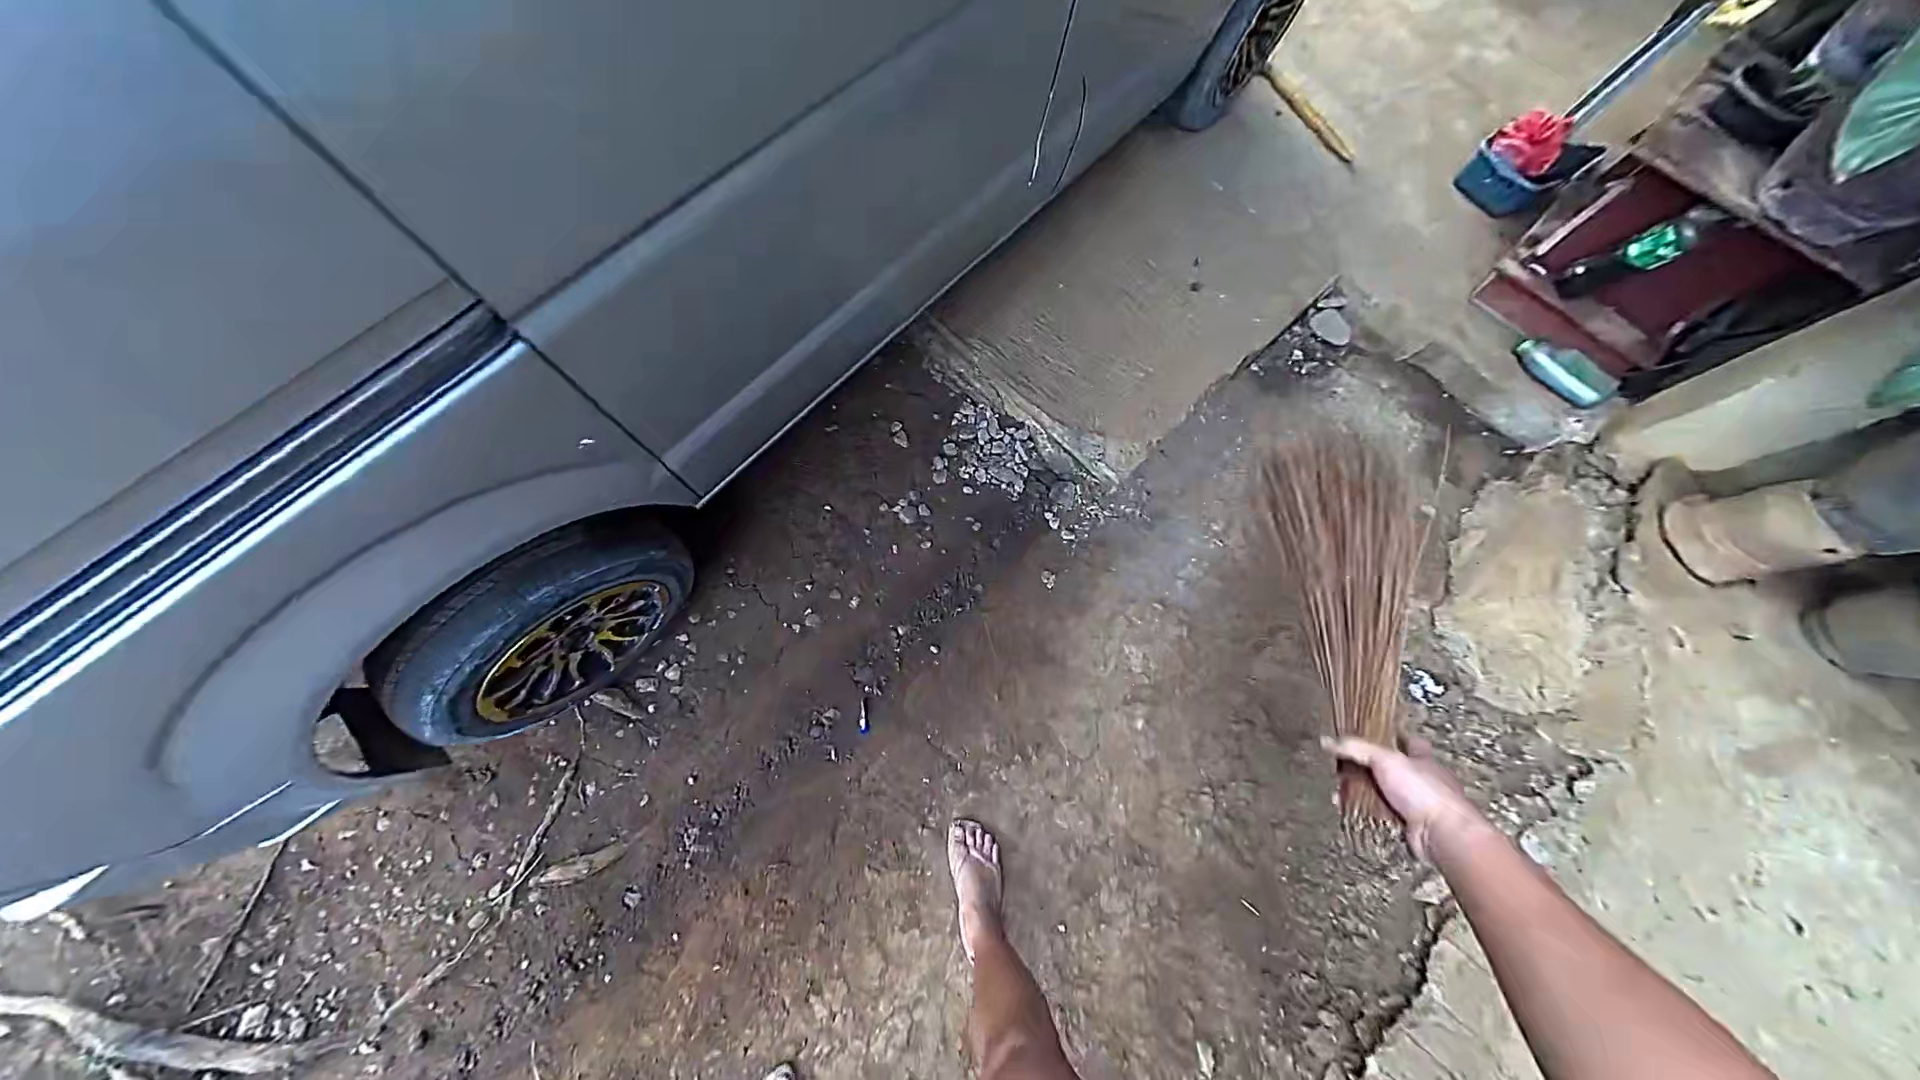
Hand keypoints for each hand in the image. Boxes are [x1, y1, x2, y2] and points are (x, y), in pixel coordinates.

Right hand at [1324, 735, 1485, 861]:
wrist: (1443, 835)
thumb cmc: (1424, 791)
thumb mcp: (1385, 759)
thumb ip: (1355, 748)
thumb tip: (1327, 740)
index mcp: (1421, 759)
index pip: (1405, 741)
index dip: (1387, 737)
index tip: (1367, 734)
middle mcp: (1420, 780)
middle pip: (1386, 769)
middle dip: (1362, 769)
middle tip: (1340, 768)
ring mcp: (1415, 804)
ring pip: (1381, 793)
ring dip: (1359, 793)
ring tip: (1338, 791)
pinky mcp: (1407, 825)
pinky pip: (1379, 815)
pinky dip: (1364, 812)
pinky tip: (1348, 809)